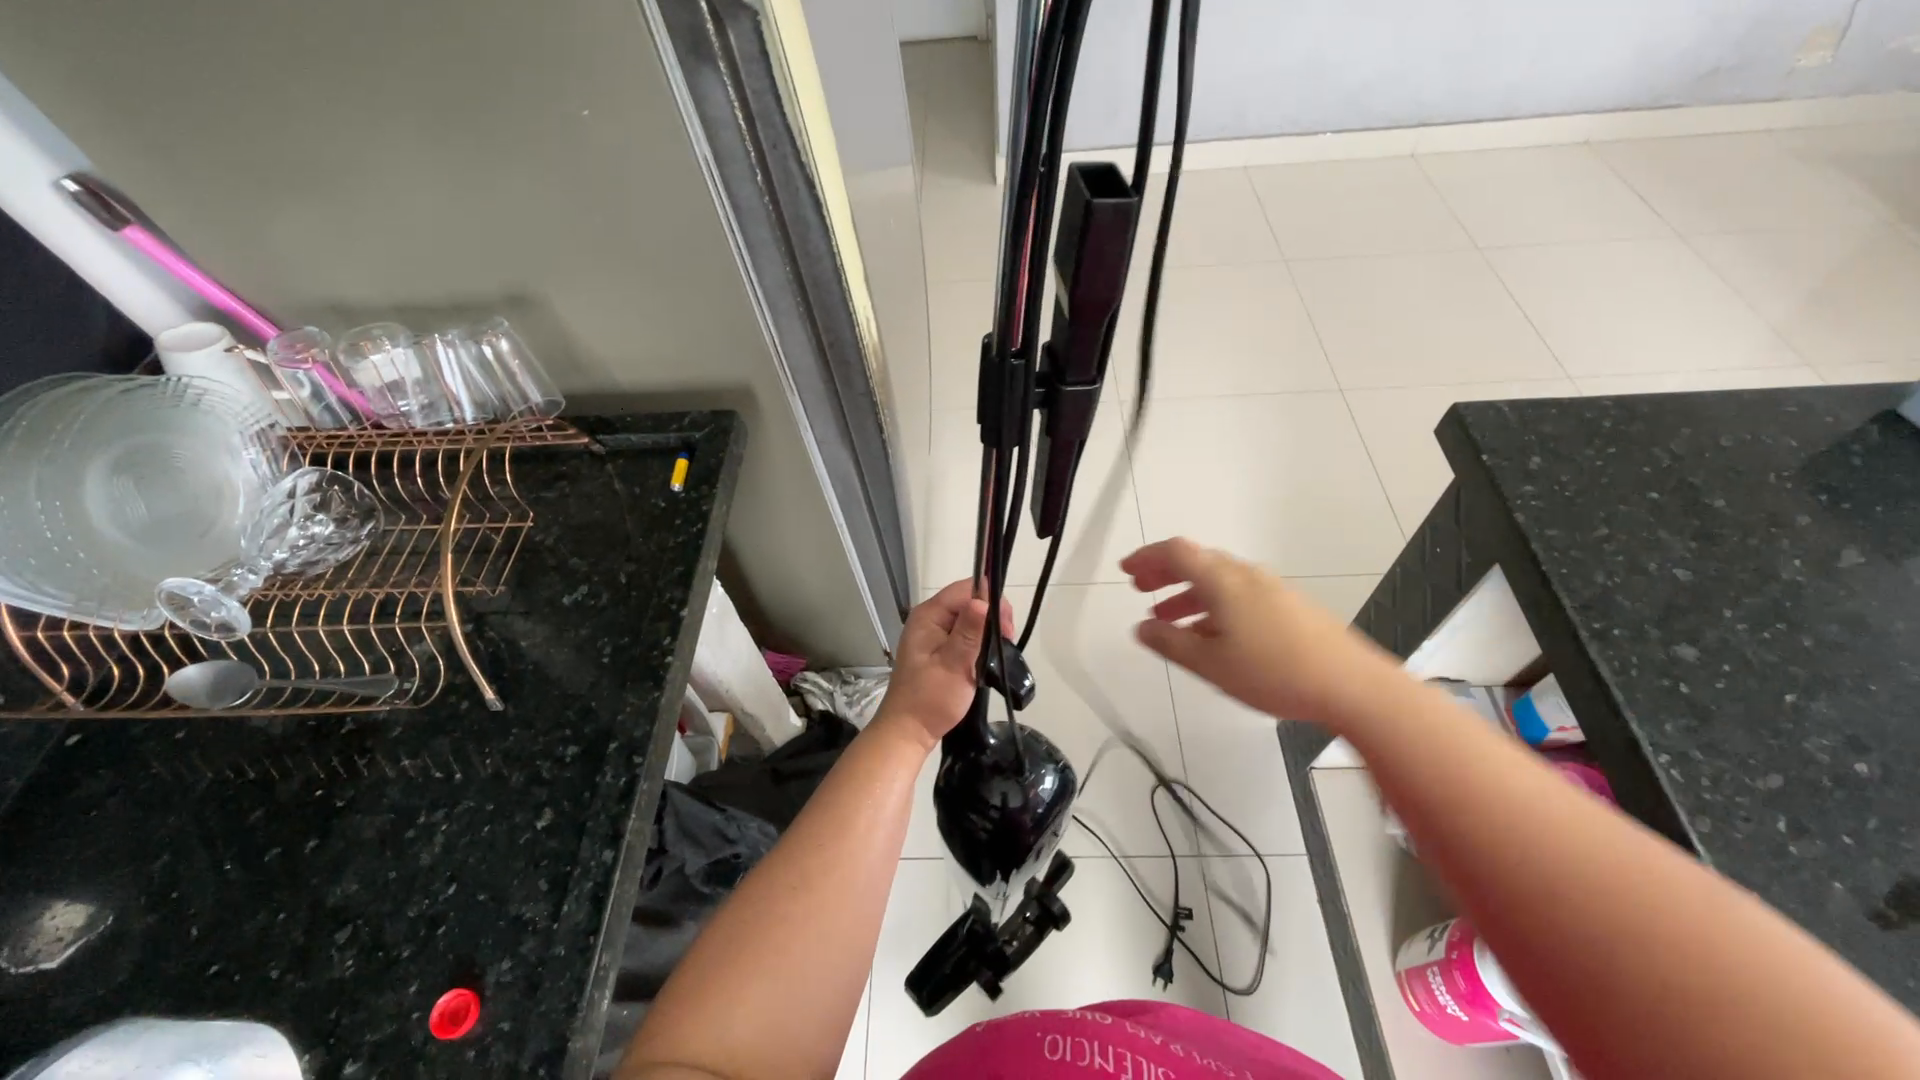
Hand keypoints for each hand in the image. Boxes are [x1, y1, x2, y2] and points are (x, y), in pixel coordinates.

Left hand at [873, 580, 1015, 751]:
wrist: (909, 731)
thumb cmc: (931, 699)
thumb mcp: (954, 664)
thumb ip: (969, 631)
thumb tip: (983, 598)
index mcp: (928, 616)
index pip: (964, 589)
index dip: (990, 600)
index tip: (1007, 626)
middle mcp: (929, 619)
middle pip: (967, 600)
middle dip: (991, 615)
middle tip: (1006, 641)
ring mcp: (932, 634)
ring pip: (968, 617)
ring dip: (987, 629)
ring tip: (999, 651)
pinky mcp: (938, 648)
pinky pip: (963, 633)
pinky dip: (978, 640)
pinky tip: (987, 656)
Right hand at [1123, 538, 1394, 727]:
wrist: (1351, 684)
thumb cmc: (1273, 672)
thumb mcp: (1209, 664)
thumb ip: (1170, 643)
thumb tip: (1142, 627)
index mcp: (1223, 581)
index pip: (1176, 552)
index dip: (1147, 557)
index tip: (1126, 571)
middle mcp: (1246, 575)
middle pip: (1198, 562)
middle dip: (1165, 574)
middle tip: (1140, 589)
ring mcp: (1272, 590)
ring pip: (1219, 581)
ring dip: (1188, 594)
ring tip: (1168, 619)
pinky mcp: (1289, 607)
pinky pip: (1239, 596)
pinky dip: (1213, 606)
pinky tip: (1211, 636)